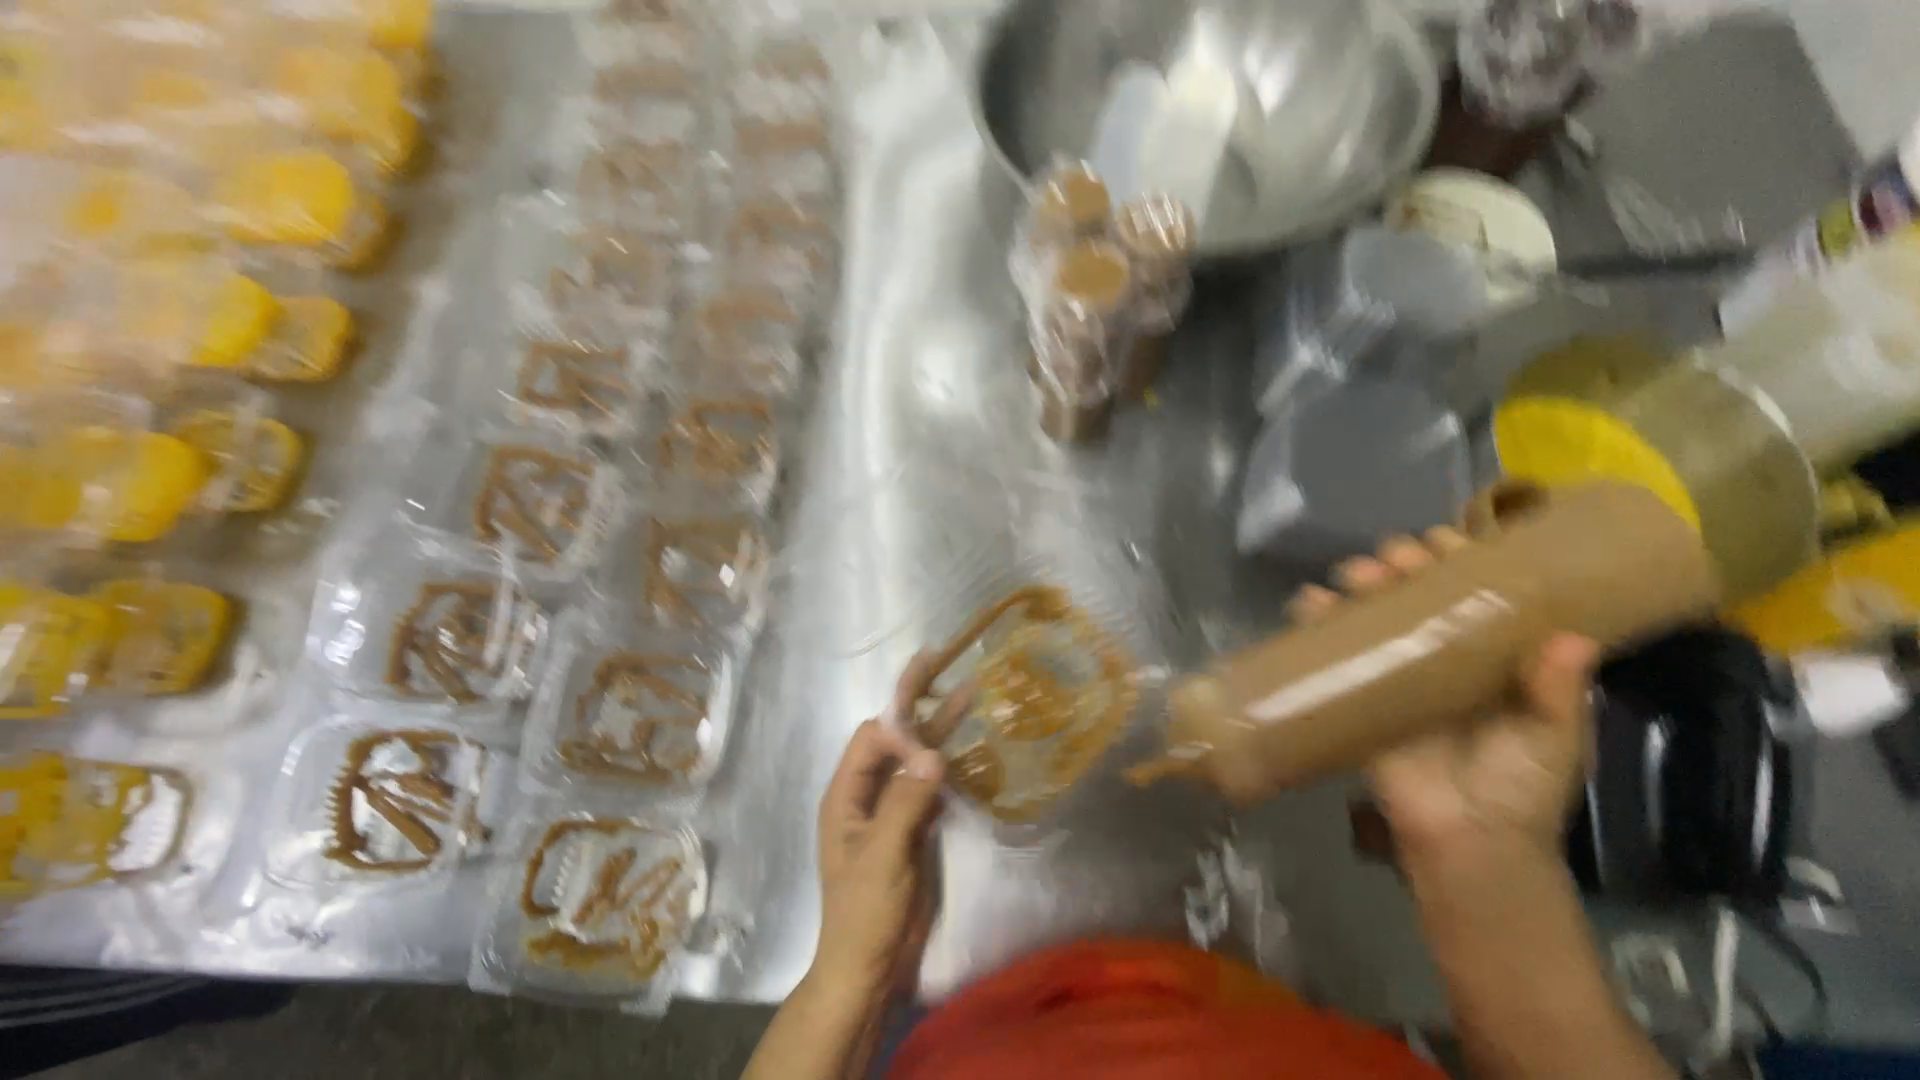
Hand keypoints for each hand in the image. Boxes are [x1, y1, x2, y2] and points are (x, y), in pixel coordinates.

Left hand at [812, 686, 945, 1001]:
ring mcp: (891, 809)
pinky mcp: (913, 828)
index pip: (873, 738)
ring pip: (916, 757)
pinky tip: (971, 748)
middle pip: (893, 735)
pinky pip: (930, 785)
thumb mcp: (882, 857)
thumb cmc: (864, 913)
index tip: (931, 756)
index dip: (901, 730)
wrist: (869, 967)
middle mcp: (866, 793)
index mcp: (845, 794)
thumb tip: (933, 753)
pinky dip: (949, 763)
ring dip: (940, 725)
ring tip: (969, 688)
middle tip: (941, 655)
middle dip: (916, 698)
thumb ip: (905, 804)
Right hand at [1290, 529, 1601, 862]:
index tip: (1449, 541)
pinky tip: (1311, 601)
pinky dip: (1316, 619)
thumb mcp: (1553, 738)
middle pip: (1414, 588)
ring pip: (1371, 609)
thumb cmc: (1519, 787)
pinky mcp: (1358, 693)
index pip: (1472, 588)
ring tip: (1358, 575)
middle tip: (1398, 558)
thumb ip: (1557, 691)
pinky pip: (1332, 649)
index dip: (1460, 556)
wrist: (1466, 840)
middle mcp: (1439, 650)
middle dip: (1402, 562)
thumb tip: (1571, 637)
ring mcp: (1394, 669)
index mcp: (1490, 651)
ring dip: (1359, 580)